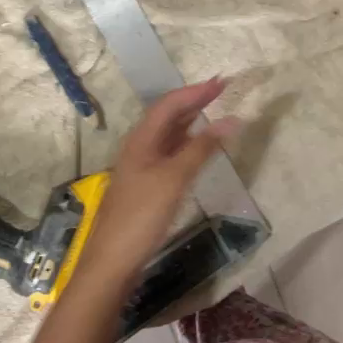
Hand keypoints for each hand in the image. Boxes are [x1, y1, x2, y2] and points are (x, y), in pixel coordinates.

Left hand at [78, 79, 238, 285]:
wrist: (111, 261)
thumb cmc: (142, 216)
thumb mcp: (175, 179)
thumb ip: (203, 148)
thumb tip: (231, 119)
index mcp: (141, 139)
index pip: (170, 104)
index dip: (196, 91)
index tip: (222, 82)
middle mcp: (139, 147)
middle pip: (167, 115)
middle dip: (194, 101)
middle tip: (221, 92)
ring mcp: (140, 166)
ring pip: (167, 134)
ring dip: (190, 121)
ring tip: (214, 112)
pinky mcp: (145, 185)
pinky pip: (168, 153)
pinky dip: (186, 144)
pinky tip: (197, 149)